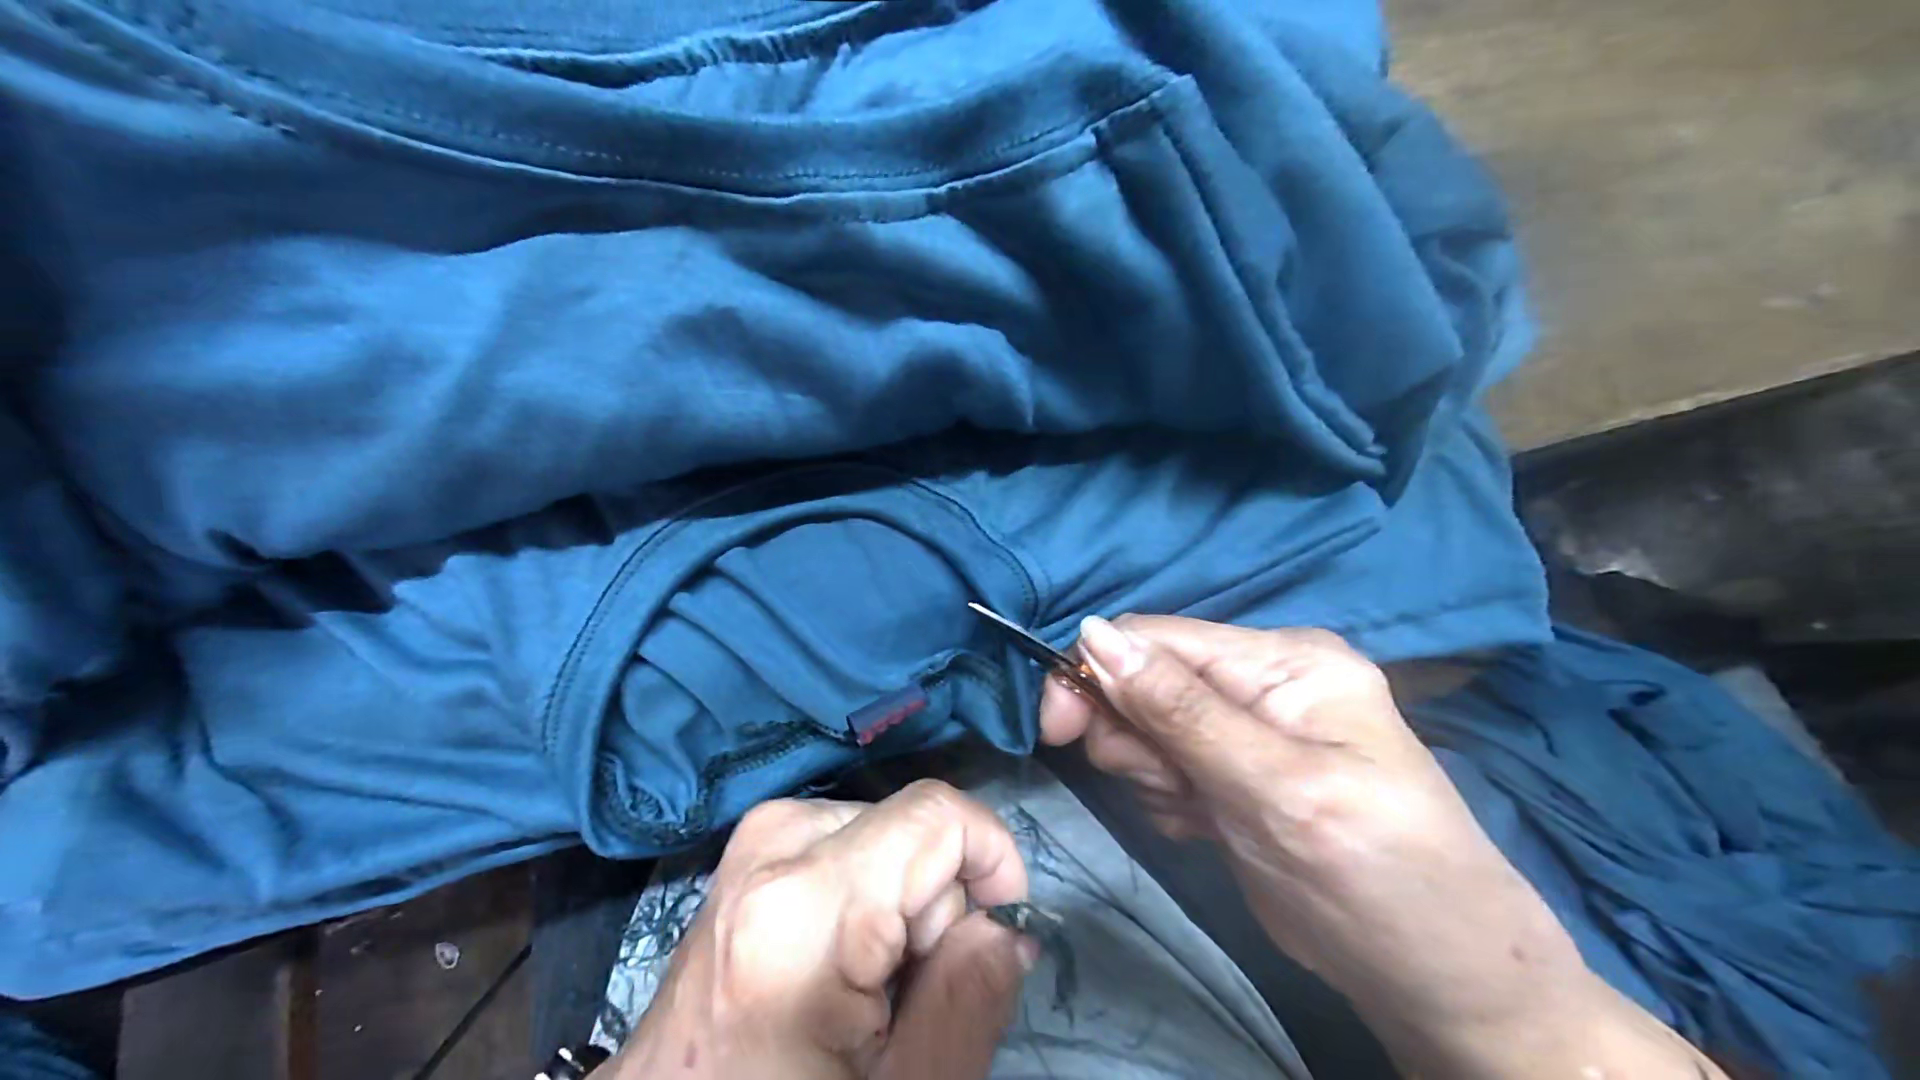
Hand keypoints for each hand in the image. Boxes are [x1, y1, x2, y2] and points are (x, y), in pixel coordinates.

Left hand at [603, 781, 1036, 1079]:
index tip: (992, 937)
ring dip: (902, 902)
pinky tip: (836, 961)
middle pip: (914, 826)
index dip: (992, 861)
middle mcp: (774, 844)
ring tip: (865, 988)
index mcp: (806, 903)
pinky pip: (850, 840)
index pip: (938, 813)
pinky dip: (867, 892)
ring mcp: (755, 838)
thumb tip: (1009, 923)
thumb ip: (970, 999)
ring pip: (888, 831)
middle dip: (937, 903)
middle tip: (905, 993)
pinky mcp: (751, 846)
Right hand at [1041, 616, 1726, 1078]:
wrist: (1441, 989)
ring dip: (1148, 772)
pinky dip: (1164, 798)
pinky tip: (1207, 829)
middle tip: (1168, 791)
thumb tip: (1091, 634)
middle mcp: (1259, 680)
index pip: (1157, 639)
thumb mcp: (1280, 793)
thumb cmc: (1383, 881)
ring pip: (1141, 724)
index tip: (1058, 730)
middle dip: (1130, 735)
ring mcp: (1243, 728)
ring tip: (1200, 816)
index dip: (1096, 673)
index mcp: (1284, 661)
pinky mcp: (1227, 771)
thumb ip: (1182, 712)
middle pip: (1141, 679)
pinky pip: (1158, 765)